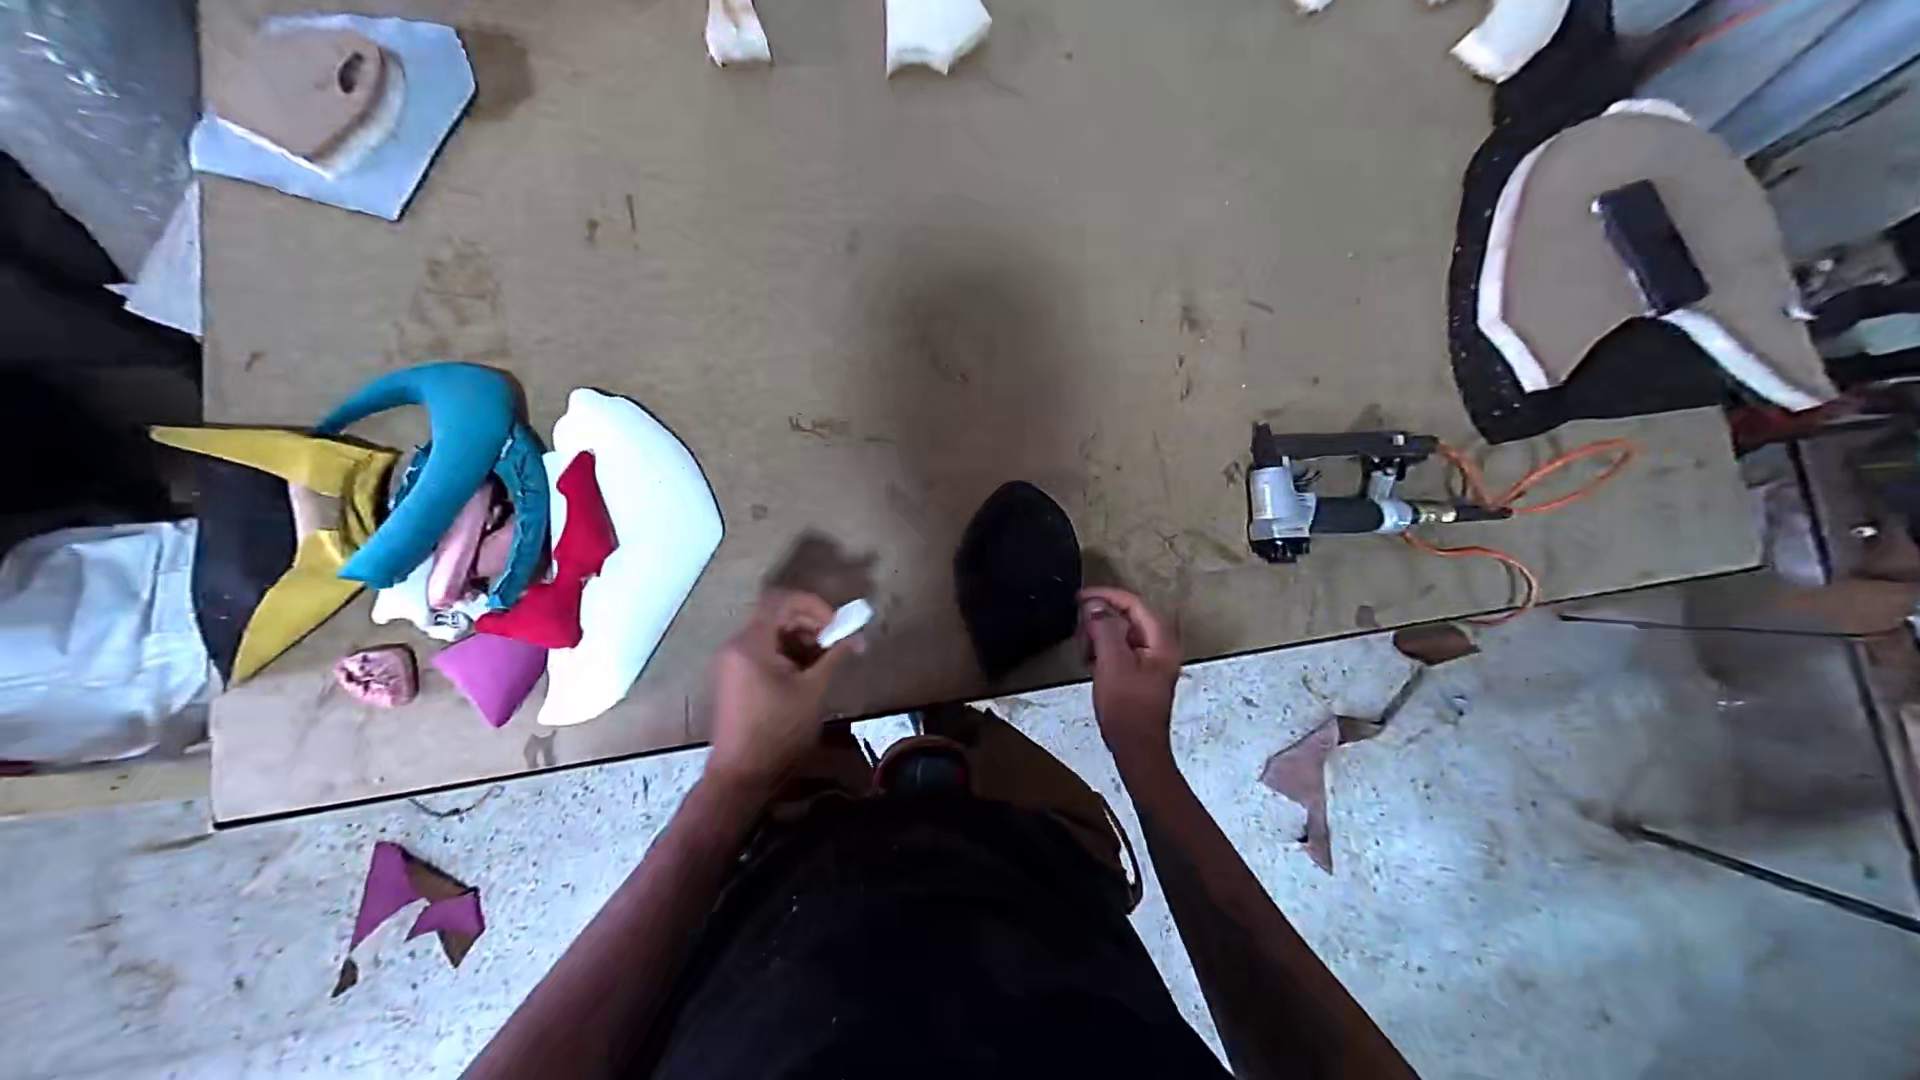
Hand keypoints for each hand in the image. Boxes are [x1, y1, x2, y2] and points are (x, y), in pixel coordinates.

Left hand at [705, 590, 859, 795]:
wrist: (742, 776)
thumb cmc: (778, 731)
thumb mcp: (813, 690)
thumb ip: (834, 656)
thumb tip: (857, 636)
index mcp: (751, 643)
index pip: (781, 600)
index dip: (814, 604)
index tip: (838, 624)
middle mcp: (737, 646)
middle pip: (777, 614)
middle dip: (812, 623)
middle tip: (838, 642)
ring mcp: (734, 662)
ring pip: (773, 633)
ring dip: (803, 639)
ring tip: (828, 660)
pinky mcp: (737, 677)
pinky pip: (766, 651)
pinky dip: (790, 653)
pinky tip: (810, 672)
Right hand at [1079, 587, 1180, 769]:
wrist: (1136, 747)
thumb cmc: (1127, 709)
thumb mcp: (1112, 662)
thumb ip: (1105, 628)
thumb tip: (1096, 606)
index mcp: (1161, 640)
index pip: (1133, 603)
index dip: (1105, 596)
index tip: (1080, 598)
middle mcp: (1160, 647)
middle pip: (1127, 616)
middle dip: (1099, 620)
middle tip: (1081, 632)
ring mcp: (1150, 661)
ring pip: (1121, 633)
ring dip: (1099, 636)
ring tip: (1084, 651)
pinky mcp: (1139, 673)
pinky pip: (1119, 650)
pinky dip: (1103, 650)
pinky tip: (1091, 663)